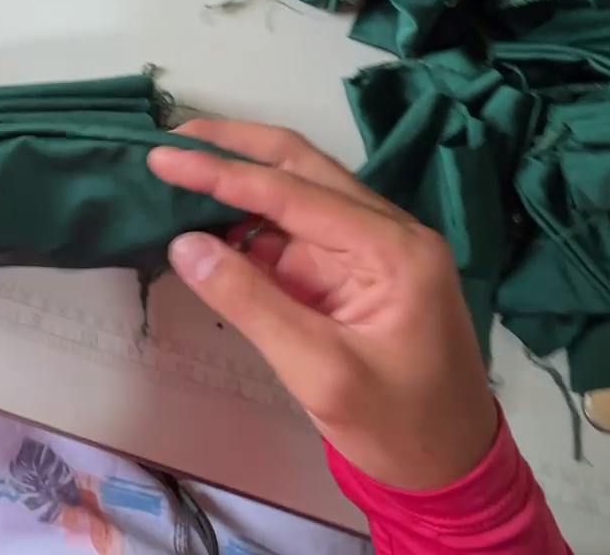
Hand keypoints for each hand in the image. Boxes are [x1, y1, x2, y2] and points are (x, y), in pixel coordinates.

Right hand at [150, 120, 497, 490]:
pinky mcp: (345, 262)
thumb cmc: (396, 427)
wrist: (449, 473)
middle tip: (171, 136)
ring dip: (236, 170)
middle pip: (298, 162)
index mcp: (391, 248)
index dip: (220, 172)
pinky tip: (205, 210)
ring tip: (178, 162)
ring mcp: (365, 242)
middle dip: (232, 144)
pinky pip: (288, 222)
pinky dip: (243, 211)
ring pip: (293, 183)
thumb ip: (250, 302)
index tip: (161, 157)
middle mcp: (383, 228)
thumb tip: (183, 242)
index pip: (290, 191)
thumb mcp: (319, 372)